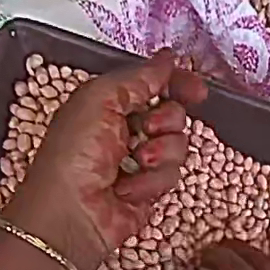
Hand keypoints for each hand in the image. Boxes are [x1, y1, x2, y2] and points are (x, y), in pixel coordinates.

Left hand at [2, 49, 207, 269]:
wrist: (73, 211)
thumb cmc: (74, 153)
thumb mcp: (100, 98)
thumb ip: (138, 77)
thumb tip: (167, 59)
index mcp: (112, 103)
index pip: (154, 86)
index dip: (177, 85)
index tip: (196, 89)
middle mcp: (129, 131)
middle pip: (174, 115)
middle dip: (167, 121)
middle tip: (148, 129)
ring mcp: (142, 163)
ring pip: (178, 147)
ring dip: (160, 153)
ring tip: (136, 161)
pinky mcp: (151, 190)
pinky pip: (171, 177)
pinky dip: (150, 182)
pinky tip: (127, 189)